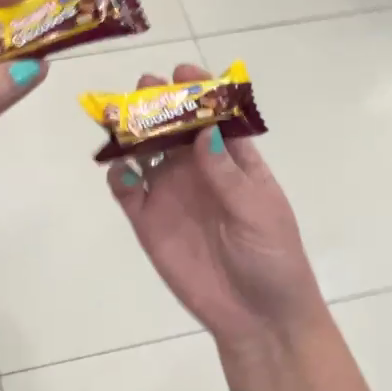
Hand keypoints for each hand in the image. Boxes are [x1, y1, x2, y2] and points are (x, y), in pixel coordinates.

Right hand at [106, 66, 323, 347]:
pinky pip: (125, 187)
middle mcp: (196, 168)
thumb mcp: (258, 211)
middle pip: (171, 124)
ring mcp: (168, 191)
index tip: (183, 71)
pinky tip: (123, 171)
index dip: (199, 90)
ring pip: (143, 148)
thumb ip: (225, 173)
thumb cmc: (272, 259)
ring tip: (121, 118)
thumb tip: (202, 129)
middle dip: (158, 102)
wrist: (257, 318)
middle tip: (145, 88)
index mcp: (232, 160)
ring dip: (131, 130)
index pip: (213, 115)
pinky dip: (119, 173)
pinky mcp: (146, 218)